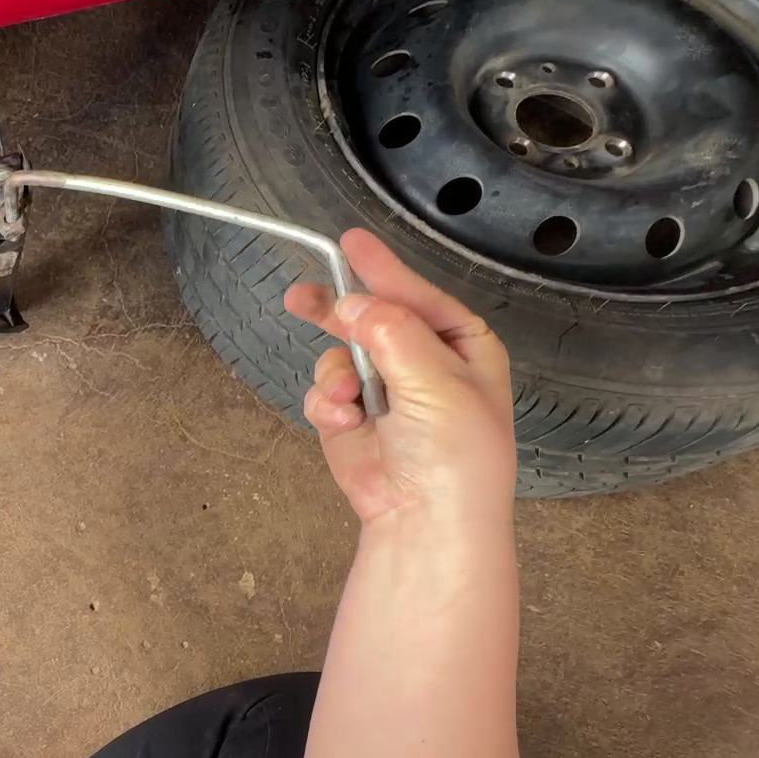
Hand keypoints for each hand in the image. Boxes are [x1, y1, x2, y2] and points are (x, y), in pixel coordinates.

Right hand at [285, 230, 515, 524]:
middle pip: (368, 321)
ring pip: (338, 357)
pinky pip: (323, 393)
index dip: (383, 271)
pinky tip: (343, 423)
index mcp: (459, 345)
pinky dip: (327, 406)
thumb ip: (394, 335)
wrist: (423, 514)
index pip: (415, 296)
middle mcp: (418, 362)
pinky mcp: (346, 418)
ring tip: (348, 402)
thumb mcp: (437, 382)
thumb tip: (352, 304)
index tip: (349, 243)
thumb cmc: (455, 451)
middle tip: (299, 297)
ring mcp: (379, 390)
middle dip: (337, 314)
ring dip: (336, 378)